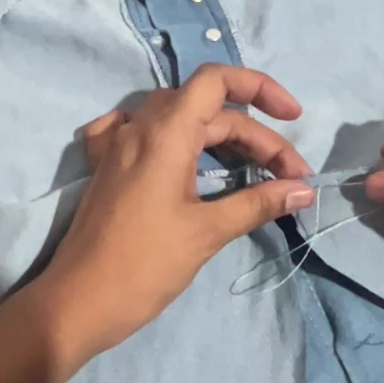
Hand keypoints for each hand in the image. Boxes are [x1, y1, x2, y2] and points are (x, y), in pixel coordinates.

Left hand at [30, 64, 317, 367]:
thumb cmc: (144, 265)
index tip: (293, 117)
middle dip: (254, 137)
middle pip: (207, 110)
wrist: (79, 301)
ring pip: (179, 122)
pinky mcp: (104, 169)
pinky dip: (170, 138)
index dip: (259, 88)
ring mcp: (116, 147)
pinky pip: (140, 134)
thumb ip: (258, 203)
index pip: (216, 81)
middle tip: (289, 179)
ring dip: (220, 140)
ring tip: (255, 172)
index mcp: (163, 132)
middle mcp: (137, 128)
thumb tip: (304, 191)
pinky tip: (181, 154)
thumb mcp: (206, 232)